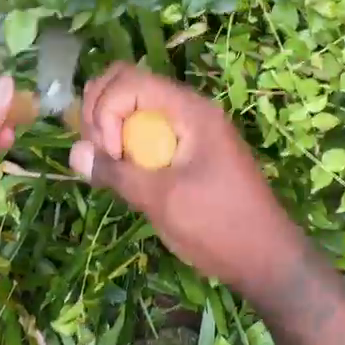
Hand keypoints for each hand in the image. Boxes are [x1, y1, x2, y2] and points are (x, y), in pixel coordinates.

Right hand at [67, 63, 289, 287]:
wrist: (271, 263)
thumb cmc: (219, 227)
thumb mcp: (163, 201)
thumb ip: (116, 173)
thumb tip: (73, 153)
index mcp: (189, 109)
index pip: (128, 81)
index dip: (106, 111)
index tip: (110, 155)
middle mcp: (188, 107)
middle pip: (126, 82)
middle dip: (100, 110)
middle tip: (100, 152)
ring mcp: (189, 125)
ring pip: (133, 102)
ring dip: (110, 125)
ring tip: (110, 163)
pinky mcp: (187, 145)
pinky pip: (146, 125)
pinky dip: (126, 139)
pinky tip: (125, 169)